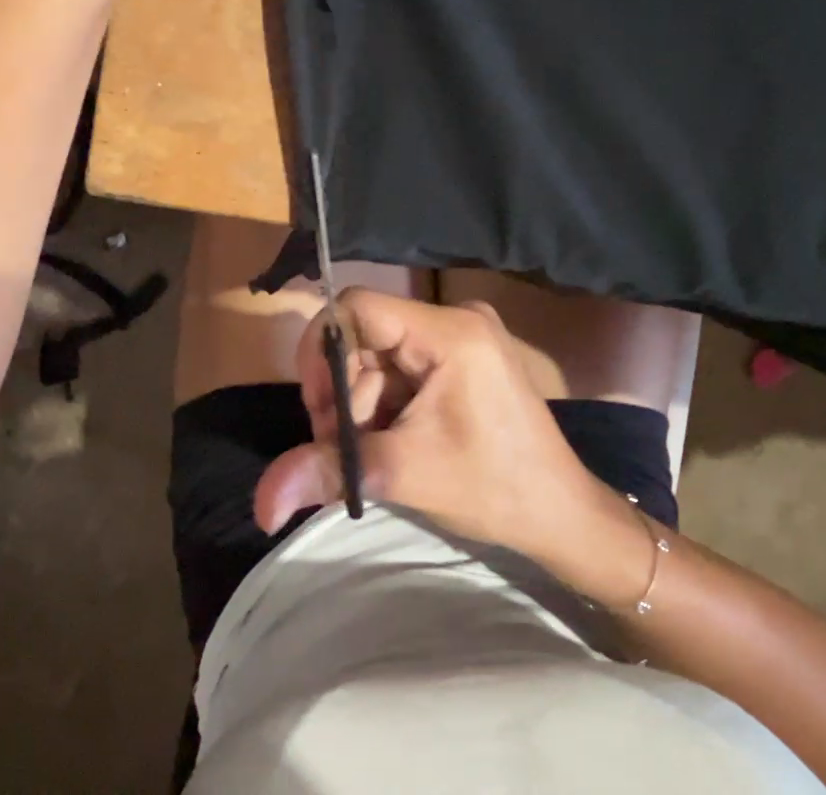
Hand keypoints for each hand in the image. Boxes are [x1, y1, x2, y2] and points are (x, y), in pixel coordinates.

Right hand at [255, 290, 644, 589]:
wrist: (562, 517)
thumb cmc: (495, 488)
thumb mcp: (405, 474)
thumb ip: (330, 472)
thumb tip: (262, 504)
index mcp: (450, 332)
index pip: (357, 308)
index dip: (321, 350)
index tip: (318, 408)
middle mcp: (455, 321)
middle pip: (363, 338)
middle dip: (341, 393)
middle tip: (337, 447)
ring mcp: (461, 341)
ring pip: (376, 358)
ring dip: (358, 406)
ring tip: (364, 455)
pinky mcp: (461, 363)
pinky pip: (399, 371)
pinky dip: (380, 407)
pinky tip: (386, 444)